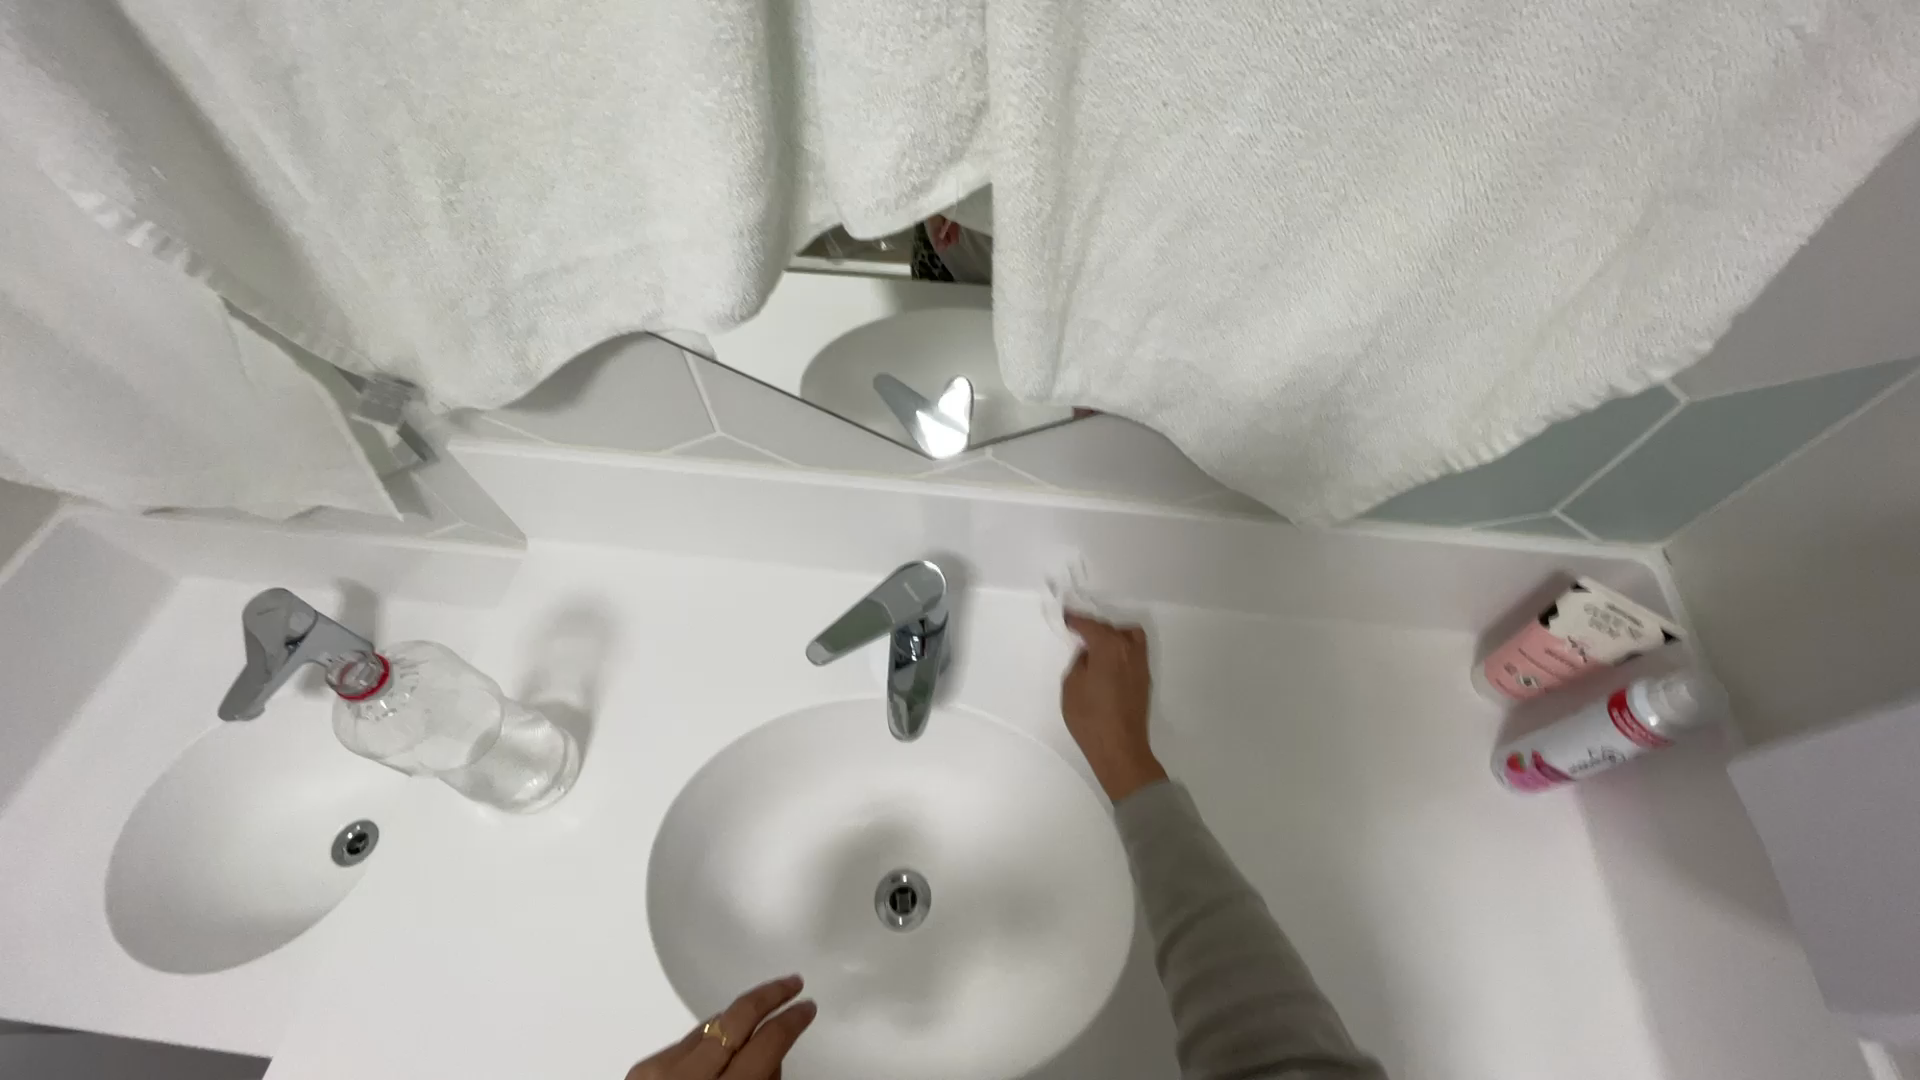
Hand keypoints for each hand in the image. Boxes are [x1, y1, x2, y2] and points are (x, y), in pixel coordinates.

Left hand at [627, 976, 817, 1079]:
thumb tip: (772, 1061)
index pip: (766, 1045)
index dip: (792, 1021)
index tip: (808, 1007)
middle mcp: (689, 1078)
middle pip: (738, 1017)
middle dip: (770, 994)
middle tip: (793, 983)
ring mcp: (659, 1071)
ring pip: (712, 1024)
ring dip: (739, 1016)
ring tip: (759, 1016)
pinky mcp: (639, 1071)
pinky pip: (687, 1042)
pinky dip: (709, 1040)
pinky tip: (719, 1048)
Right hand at [1062, 612, 1167, 800]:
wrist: (1120, 749)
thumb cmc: (1090, 717)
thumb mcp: (1072, 685)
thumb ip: (1080, 662)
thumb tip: (1089, 654)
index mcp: (1109, 647)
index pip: (1091, 625)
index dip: (1076, 619)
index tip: (1065, 616)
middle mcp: (1129, 651)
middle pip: (1112, 628)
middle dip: (1094, 627)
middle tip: (1078, 632)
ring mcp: (1140, 666)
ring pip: (1130, 637)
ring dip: (1113, 636)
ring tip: (1096, 646)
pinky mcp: (1144, 681)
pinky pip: (1134, 652)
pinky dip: (1121, 649)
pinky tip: (1107, 662)